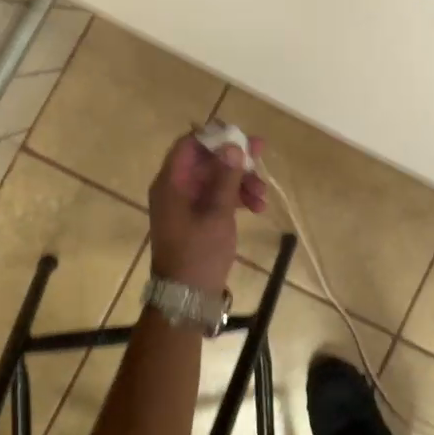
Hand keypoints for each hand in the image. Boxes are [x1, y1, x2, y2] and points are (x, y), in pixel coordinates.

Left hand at [147, 130, 268, 294]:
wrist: (188, 298)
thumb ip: (226, 178)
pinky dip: (236, 197)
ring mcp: (186, 203)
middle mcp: (176, 188)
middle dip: (235, 159)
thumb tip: (234, 145)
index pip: (188, 145)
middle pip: (206, 159)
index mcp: (171, 183)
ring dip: (240, 180)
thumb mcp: (216, 214)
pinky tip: (258, 207)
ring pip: (216, 177)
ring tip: (262, 195)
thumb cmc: (198, 253)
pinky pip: (217, 195)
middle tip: (261, 154)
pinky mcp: (197, 216)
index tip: (240, 137)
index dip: (214, 136)